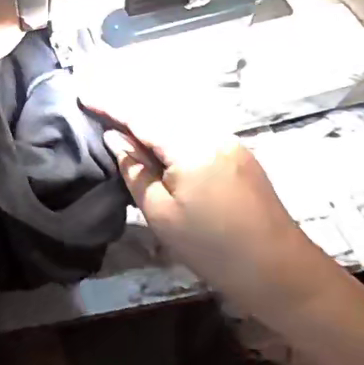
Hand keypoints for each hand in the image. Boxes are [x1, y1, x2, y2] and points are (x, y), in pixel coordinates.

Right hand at [85, 88, 340, 317]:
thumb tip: (116, 138)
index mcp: (189, 145)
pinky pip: (195, 131)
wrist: (280, 271)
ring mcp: (229, 143)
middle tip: (97, 100)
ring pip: (180, 118)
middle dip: (129, 104)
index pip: (141, 115)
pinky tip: (158, 137)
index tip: (83, 93)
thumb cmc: (213, 248)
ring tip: (121, 117)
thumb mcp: (161, 214)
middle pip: (162, 109)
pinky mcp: (239, 156)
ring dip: (151, 116)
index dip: (110, 104)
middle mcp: (211, 133)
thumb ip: (135, 170)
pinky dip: (171, 129)